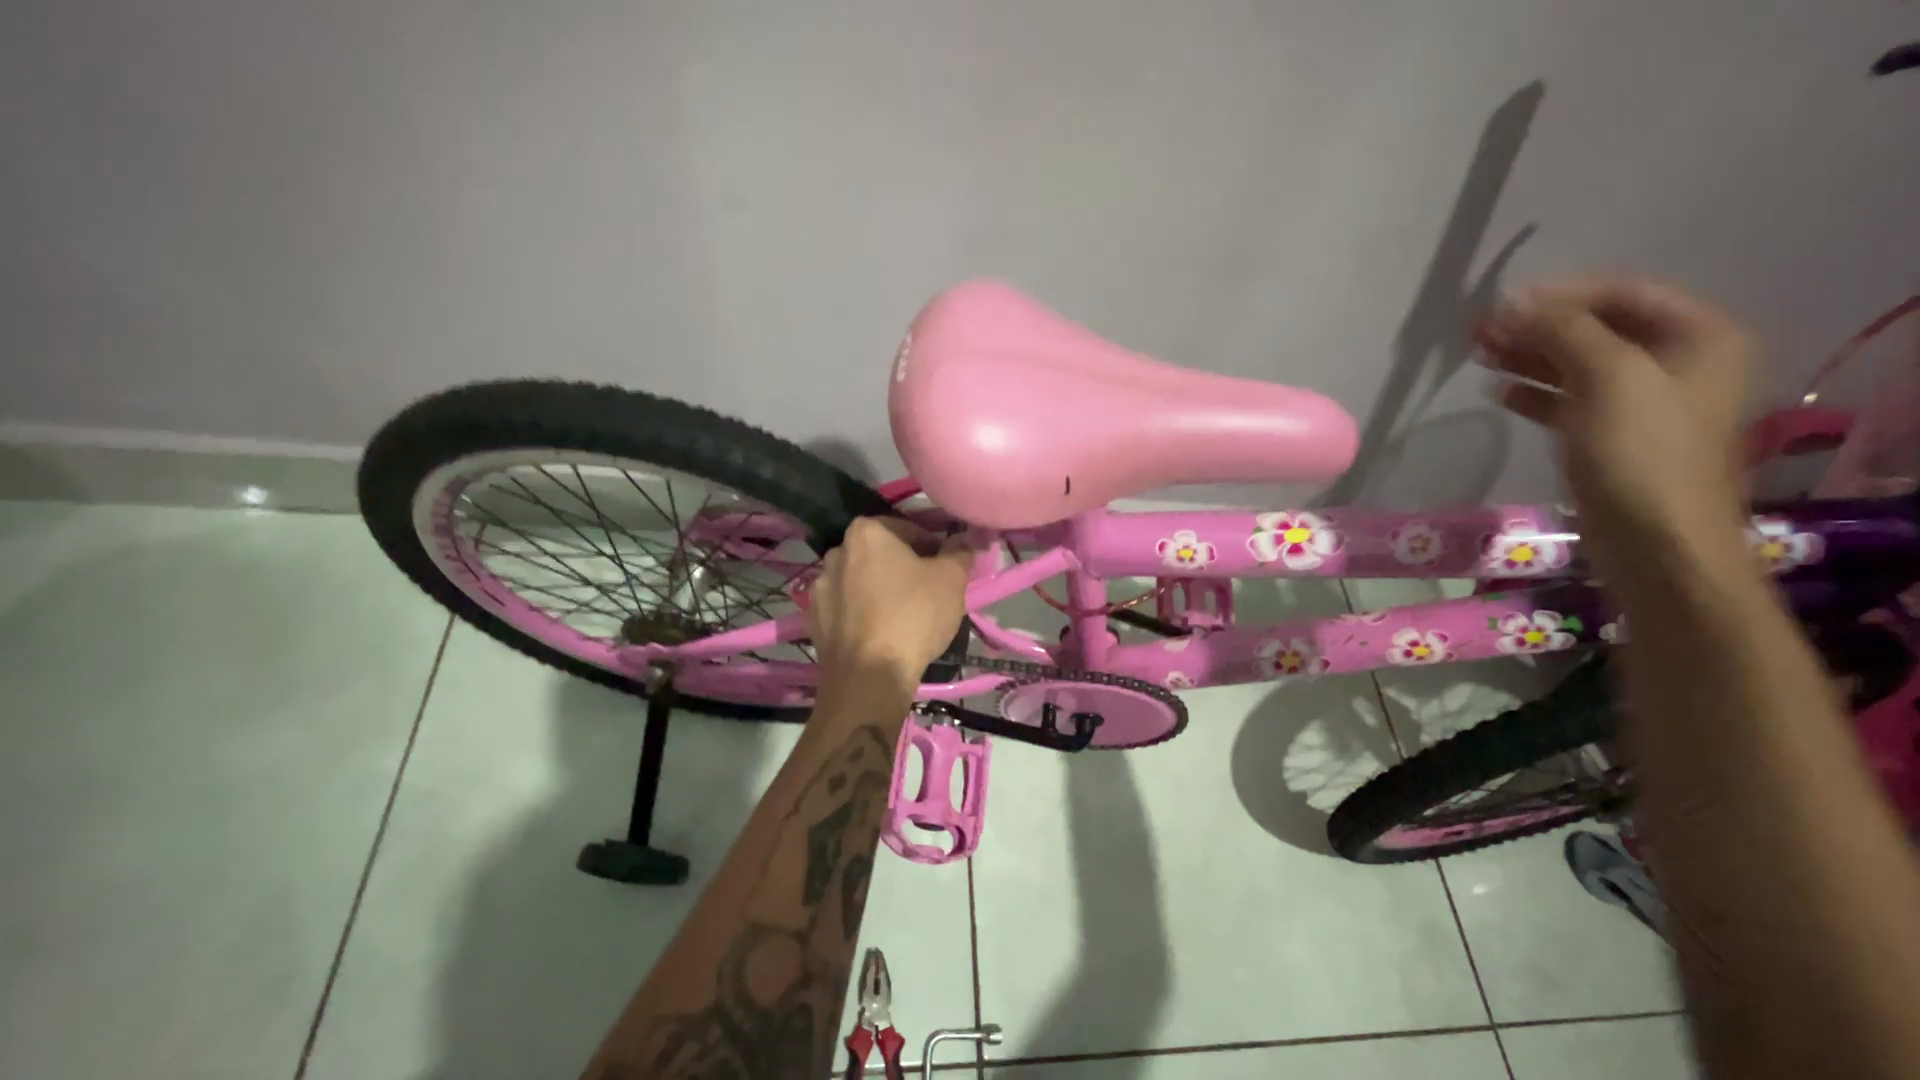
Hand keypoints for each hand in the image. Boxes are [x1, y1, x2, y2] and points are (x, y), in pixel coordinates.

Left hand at [807, 517, 974, 693]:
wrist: (869, 676)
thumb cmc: (913, 616)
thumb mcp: (951, 579)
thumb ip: (959, 551)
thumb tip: (965, 537)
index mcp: (866, 532)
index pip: (909, 529)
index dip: (933, 548)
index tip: (945, 570)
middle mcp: (836, 552)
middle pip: (881, 555)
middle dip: (903, 568)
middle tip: (927, 593)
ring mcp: (820, 587)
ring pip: (861, 582)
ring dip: (879, 591)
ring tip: (903, 617)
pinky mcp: (814, 620)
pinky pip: (846, 609)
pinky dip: (862, 615)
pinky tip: (881, 634)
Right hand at [1476, 275, 1753, 581]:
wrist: (1656, 543)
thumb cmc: (1641, 454)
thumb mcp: (1609, 376)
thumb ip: (1565, 330)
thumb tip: (1519, 302)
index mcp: (1698, 335)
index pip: (1622, 292)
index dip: (1560, 294)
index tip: (1501, 304)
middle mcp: (1677, 361)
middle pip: (1597, 327)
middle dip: (1538, 326)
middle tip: (1479, 332)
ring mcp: (1645, 402)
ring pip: (1578, 364)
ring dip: (1529, 357)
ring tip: (1480, 356)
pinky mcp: (1614, 438)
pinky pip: (1571, 400)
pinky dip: (1536, 393)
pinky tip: (1499, 393)